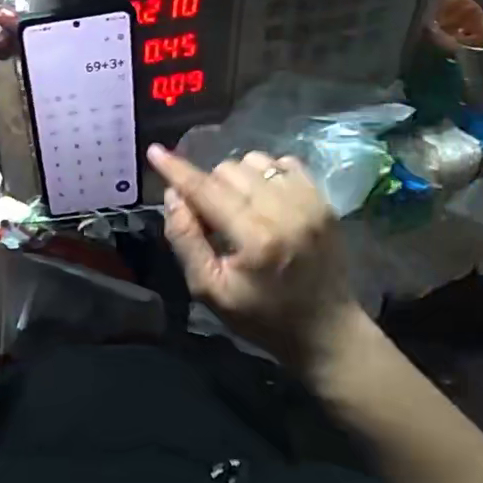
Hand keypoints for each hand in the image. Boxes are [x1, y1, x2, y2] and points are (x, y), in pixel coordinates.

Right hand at [148, 144, 357, 364]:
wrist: (326, 330)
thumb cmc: (261, 316)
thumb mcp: (209, 289)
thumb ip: (186, 240)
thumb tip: (173, 195)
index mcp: (255, 238)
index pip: (206, 190)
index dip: (177, 169)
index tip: (155, 152)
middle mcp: (286, 212)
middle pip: (228, 170)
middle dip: (208, 186)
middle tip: (209, 217)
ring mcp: (310, 203)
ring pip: (256, 162)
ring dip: (236, 178)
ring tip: (236, 207)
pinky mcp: (324, 201)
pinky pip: (284, 164)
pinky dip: (265, 174)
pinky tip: (262, 199)